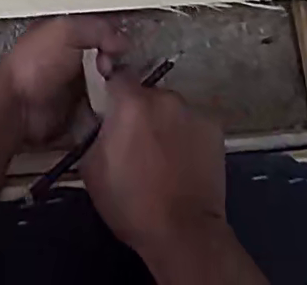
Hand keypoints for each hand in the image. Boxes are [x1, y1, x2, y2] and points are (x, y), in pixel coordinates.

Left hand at [0, 16, 127, 144]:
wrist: (15, 107)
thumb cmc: (37, 61)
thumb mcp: (67, 30)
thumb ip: (97, 29)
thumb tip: (123, 42)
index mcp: (68, 37)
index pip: (101, 32)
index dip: (114, 38)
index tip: (120, 49)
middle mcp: (74, 61)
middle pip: (109, 61)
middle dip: (117, 67)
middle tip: (111, 72)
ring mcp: (76, 91)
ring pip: (108, 88)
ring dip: (117, 92)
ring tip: (119, 94)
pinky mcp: (77, 117)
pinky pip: (101, 115)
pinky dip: (110, 115)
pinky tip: (118, 112)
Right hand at [82, 76, 242, 275]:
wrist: (183, 231)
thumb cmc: (131, 203)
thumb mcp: (92, 169)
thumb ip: (93, 131)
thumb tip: (98, 116)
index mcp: (132, 103)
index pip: (120, 75)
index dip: (114, 87)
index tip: (112, 103)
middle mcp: (165, 97)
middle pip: (147, 94)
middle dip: (140, 111)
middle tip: (137, 142)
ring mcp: (192, 110)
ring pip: (171, 108)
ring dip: (164, 122)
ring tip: (163, 155)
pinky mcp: (213, 126)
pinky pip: (192, 123)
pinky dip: (186, 135)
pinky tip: (183, 160)